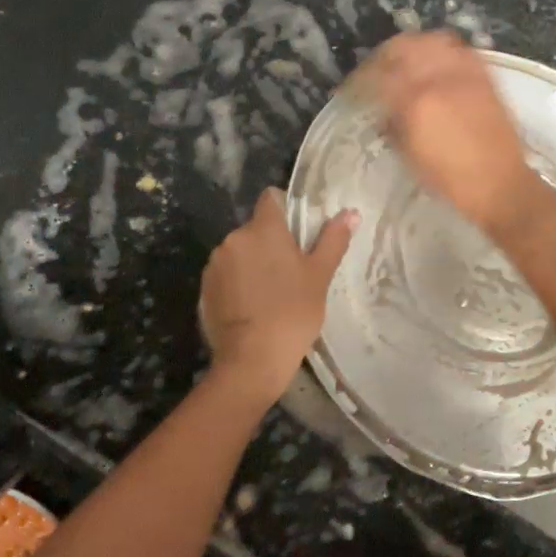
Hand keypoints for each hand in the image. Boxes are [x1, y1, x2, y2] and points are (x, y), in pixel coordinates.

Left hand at [200, 189, 358, 404]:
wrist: (252, 358)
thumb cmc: (293, 312)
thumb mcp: (320, 275)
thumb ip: (333, 240)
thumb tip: (351, 213)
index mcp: (263, 229)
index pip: (270, 198)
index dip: (284, 208)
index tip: (296, 230)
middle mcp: (234, 237)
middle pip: (255, 229)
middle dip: (269, 243)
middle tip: (289, 272)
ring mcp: (216, 262)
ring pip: (239, 251)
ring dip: (251, 262)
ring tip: (269, 293)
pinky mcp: (204, 285)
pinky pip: (225, 273)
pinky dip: (236, 282)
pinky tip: (250, 306)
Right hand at [362, 30, 535, 234]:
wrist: (500, 183)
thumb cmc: (449, 177)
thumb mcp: (409, 154)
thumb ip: (392, 124)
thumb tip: (384, 109)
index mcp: (415, 101)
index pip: (378, 75)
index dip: (360, 78)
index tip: (352, 87)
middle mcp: (439, 79)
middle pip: (404, 46)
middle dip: (384, 55)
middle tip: (376, 70)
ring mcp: (465, 74)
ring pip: (432, 41)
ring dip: (413, 47)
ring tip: (405, 61)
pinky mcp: (484, 77)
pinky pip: (459, 50)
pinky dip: (442, 50)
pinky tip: (436, 64)